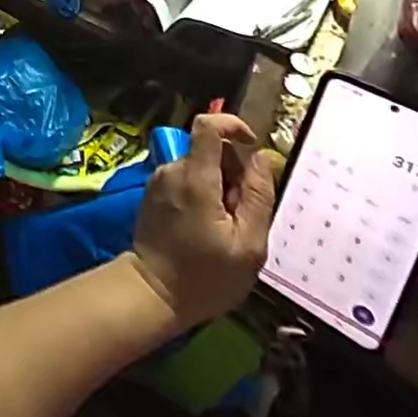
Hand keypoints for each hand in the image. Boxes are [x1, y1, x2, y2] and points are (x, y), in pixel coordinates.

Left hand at [130, 113, 275, 326]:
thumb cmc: (207, 274)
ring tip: (228, 224)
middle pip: (208, 148)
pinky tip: (210, 224)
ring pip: (198, 164)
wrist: (155, 291)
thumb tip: (263, 157)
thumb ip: (257, 195)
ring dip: (220, 184)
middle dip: (234, 169)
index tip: (253, 147)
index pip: (207, 125)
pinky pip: (186, 177)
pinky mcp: (154, 191)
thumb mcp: (248, 243)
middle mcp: (172, 169)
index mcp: (195, 177)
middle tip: (245, 209)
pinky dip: (204, 191)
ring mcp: (159, 179)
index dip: (233, 125)